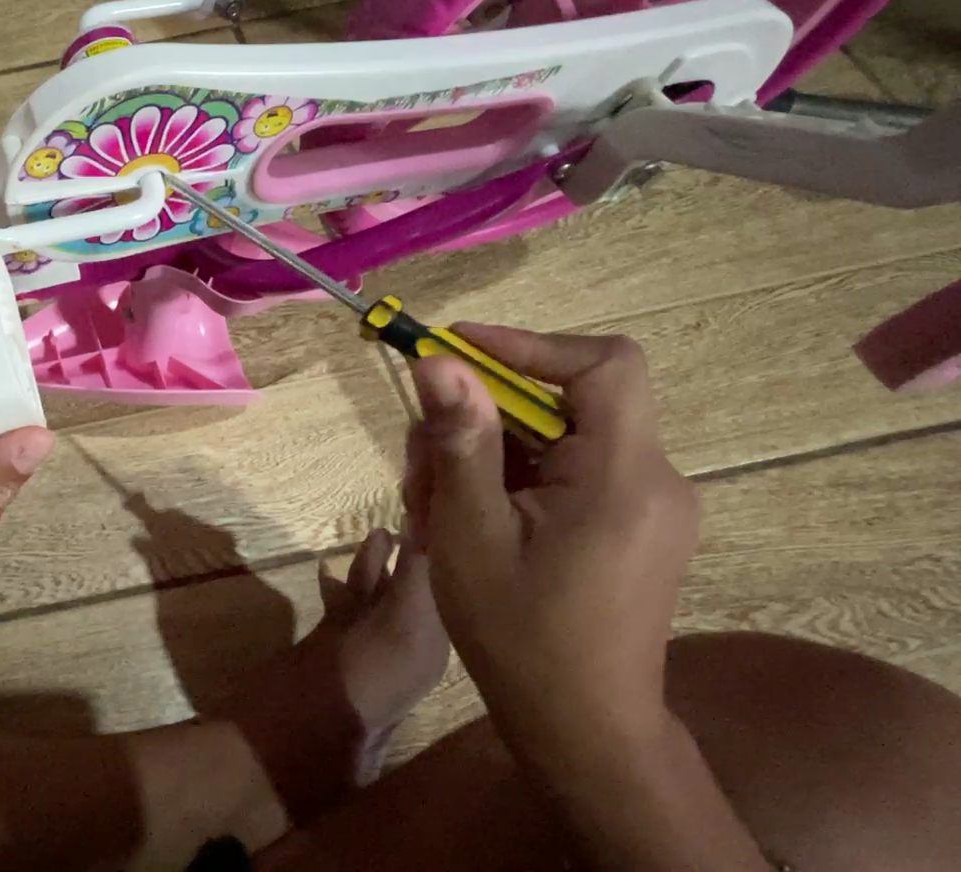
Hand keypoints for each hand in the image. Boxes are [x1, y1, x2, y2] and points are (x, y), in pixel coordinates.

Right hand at [404, 326, 699, 763]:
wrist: (579, 725)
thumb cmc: (520, 633)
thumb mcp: (471, 532)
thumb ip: (459, 442)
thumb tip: (436, 363)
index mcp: (625, 478)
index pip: (603, 366)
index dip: (527, 344)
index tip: (453, 349)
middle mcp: (651, 479)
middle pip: (561, 402)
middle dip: (477, 417)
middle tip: (417, 461)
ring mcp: (641, 503)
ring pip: (550, 438)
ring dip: (479, 453)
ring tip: (428, 504)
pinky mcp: (625, 522)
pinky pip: (559, 470)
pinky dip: (502, 479)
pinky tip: (458, 517)